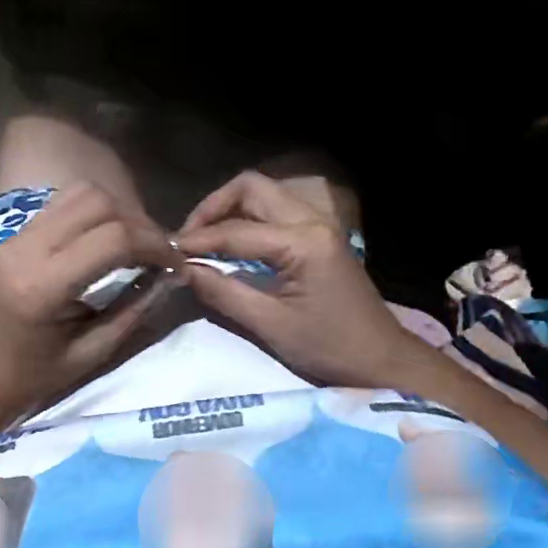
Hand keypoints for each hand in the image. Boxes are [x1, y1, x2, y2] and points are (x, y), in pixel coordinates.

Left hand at [0, 184, 172, 416]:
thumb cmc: (36, 376)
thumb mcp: (93, 353)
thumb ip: (134, 309)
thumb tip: (171, 275)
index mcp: (42, 286)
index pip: (112, 239)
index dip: (154, 245)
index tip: (175, 264)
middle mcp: (26, 250)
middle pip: (98, 205)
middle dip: (139, 225)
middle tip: (158, 253)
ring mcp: (16, 237)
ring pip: (80, 195)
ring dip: (118, 212)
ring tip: (136, 244)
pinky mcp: (15, 234)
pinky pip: (63, 204)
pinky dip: (95, 213)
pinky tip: (107, 239)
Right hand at [176, 171, 428, 387]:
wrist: (382, 359)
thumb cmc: (329, 347)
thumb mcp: (270, 325)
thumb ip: (223, 292)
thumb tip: (182, 270)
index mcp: (303, 242)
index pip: (236, 230)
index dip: (196, 240)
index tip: (166, 251)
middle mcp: (312, 220)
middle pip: (251, 188)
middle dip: (212, 208)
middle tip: (188, 238)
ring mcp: (319, 224)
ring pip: (264, 194)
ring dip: (229, 209)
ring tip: (204, 240)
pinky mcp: (320, 235)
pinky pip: (275, 211)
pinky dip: (247, 219)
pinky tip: (231, 245)